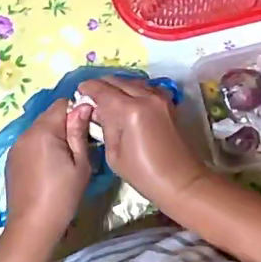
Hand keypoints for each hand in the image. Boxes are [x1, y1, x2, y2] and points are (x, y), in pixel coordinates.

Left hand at [3, 98, 93, 237]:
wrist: (32, 226)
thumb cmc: (62, 196)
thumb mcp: (80, 164)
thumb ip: (79, 132)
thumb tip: (83, 106)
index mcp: (44, 131)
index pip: (62, 103)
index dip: (78, 110)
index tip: (90, 127)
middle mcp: (26, 133)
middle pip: (49, 115)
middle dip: (66, 122)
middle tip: (82, 143)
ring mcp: (16, 146)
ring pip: (39, 129)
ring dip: (54, 134)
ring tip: (67, 156)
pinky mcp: (12, 159)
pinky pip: (30, 142)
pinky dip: (42, 146)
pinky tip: (51, 166)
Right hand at [76, 77, 207, 206]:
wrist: (181, 180)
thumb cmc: (144, 174)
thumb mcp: (114, 153)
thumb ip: (106, 126)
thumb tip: (99, 111)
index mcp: (130, 110)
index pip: (103, 89)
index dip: (88, 88)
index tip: (79, 91)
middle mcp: (146, 97)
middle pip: (118, 81)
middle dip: (102, 85)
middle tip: (91, 95)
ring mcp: (160, 98)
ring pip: (133, 81)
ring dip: (119, 85)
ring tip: (108, 97)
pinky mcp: (169, 103)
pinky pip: (147, 87)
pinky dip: (134, 89)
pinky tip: (128, 100)